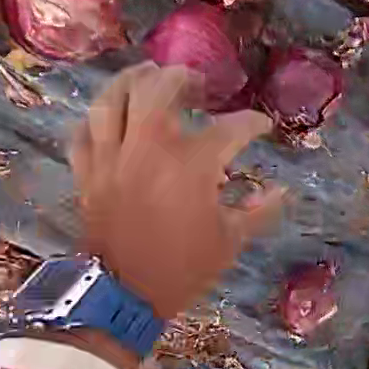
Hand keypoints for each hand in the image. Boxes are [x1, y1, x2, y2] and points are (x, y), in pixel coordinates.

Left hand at [69, 64, 284, 320]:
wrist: (122, 295)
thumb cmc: (183, 267)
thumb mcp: (231, 240)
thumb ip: (260, 211)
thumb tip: (283, 190)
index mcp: (192, 165)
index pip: (231, 129)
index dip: (251, 124)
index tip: (262, 126)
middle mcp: (150, 149)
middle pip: (159, 90)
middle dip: (181, 78)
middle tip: (195, 81)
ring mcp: (113, 157)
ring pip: (113, 100)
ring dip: (131, 80)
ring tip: (146, 73)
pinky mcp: (88, 172)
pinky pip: (85, 132)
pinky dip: (97, 119)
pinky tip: (110, 115)